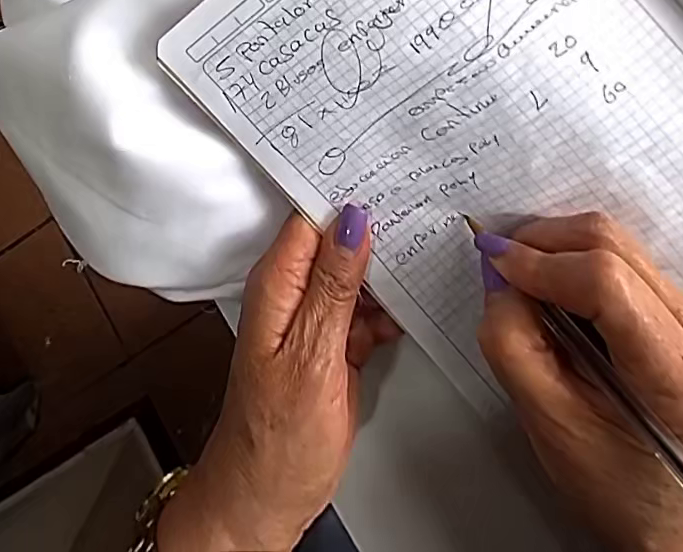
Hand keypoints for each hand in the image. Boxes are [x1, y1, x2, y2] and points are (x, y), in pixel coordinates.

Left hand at [159, 207, 400, 550]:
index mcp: (277, 284)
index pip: (310, 217)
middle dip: (372, 231)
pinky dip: (383, 310)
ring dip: (383, 274)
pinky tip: (398, 317)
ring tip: (413, 270)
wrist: (268, 500)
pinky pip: (362, 306)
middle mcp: (292, 292)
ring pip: (354, 271)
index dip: (345, 197)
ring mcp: (314, 316)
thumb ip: (334, 286)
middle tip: (411, 222)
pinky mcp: (331, 339)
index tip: (382, 181)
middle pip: (335, 239)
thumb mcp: (313, 356)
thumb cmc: (274, 440)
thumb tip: (352, 223)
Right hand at [475, 212, 682, 551]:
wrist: (674, 520)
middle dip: (545, 241)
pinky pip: (625, 260)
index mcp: (679, 380)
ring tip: (527, 276)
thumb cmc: (615, 489)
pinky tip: (557, 288)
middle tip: (503, 262)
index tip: (496, 262)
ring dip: (559, 246)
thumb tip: (499, 275)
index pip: (607, 283)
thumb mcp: (546, 423)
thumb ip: (511, 341)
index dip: (542, 263)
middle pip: (613, 246)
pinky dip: (578, 259)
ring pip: (618, 243)